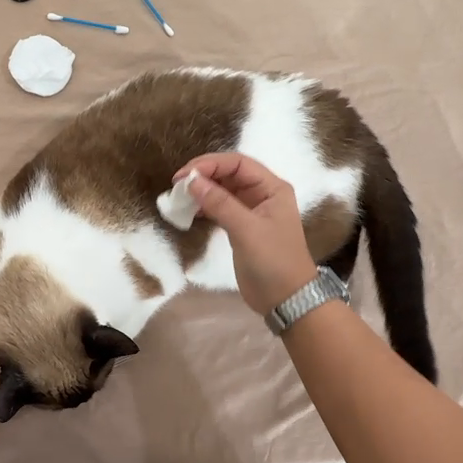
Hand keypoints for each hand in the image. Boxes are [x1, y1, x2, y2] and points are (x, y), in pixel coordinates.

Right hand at [175, 153, 318, 314]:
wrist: (285, 298)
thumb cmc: (273, 260)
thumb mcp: (246, 229)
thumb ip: (220, 203)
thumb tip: (192, 181)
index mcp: (272, 188)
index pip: (238, 164)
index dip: (210, 164)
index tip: (184, 176)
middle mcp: (262, 195)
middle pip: (229, 174)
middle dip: (203, 176)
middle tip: (177, 186)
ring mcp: (251, 212)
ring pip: (223, 192)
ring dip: (202, 192)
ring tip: (179, 198)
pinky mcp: (241, 228)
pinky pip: (220, 209)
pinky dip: (204, 208)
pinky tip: (190, 212)